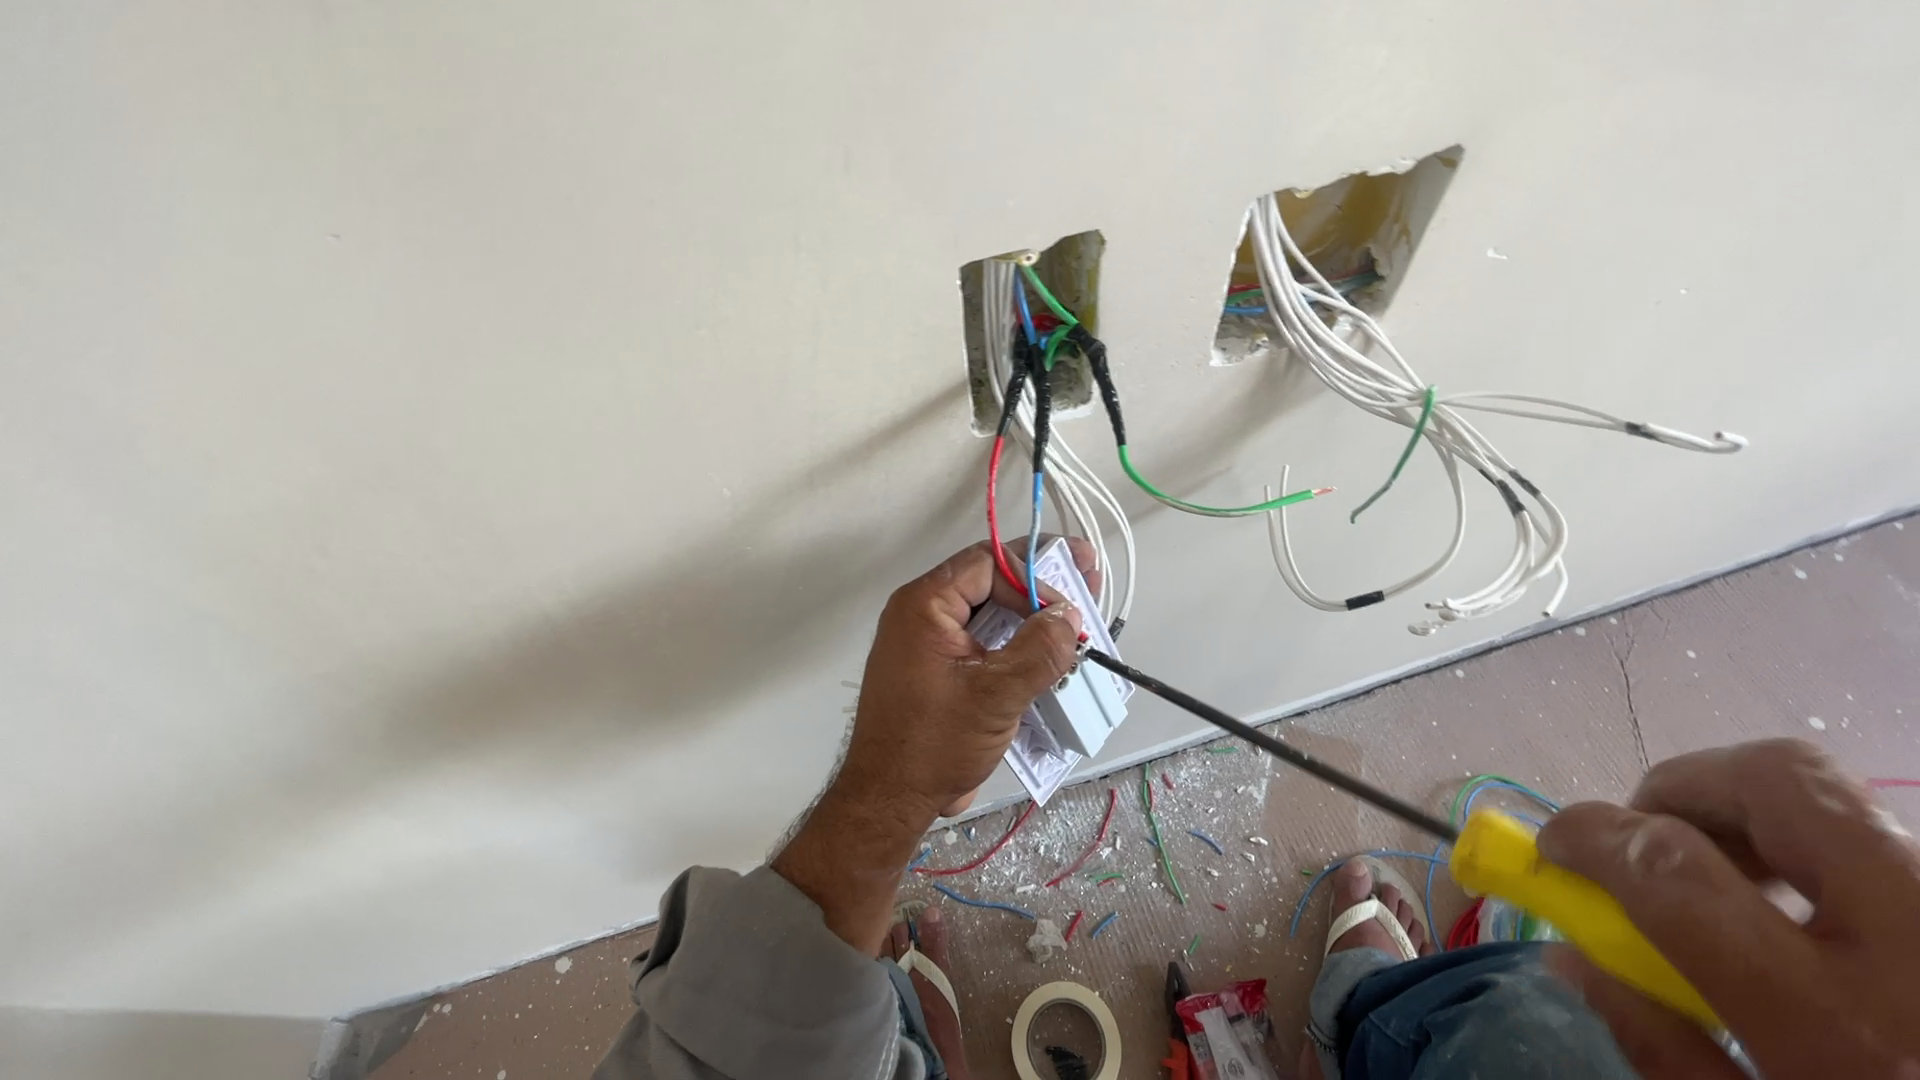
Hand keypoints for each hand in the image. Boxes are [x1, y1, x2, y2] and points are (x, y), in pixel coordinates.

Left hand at [839, 537, 1091, 819]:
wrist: (891, 799)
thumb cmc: (934, 744)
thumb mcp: (995, 696)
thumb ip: (1038, 651)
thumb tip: (1069, 617)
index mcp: (923, 606)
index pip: (987, 565)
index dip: (1033, 576)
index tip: (1070, 605)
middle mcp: (922, 614)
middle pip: (988, 581)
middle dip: (1039, 584)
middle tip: (1087, 579)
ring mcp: (929, 643)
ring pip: (988, 612)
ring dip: (1030, 615)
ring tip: (1075, 619)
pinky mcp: (939, 669)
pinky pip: (982, 641)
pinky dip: (1015, 643)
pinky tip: (1048, 654)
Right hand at [1537, 739, 1919, 1077]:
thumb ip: (1662, 1046)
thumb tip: (1568, 953)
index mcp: (1837, 1022)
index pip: (1672, 868)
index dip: (1591, 834)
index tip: (1560, 845)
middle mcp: (1914, 941)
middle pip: (1776, 779)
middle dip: (1683, 785)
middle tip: (1647, 832)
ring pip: (1836, 799)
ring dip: (1752, 815)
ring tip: (1731, 875)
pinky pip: (1879, 842)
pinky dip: (1814, 852)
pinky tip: (1808, 913)